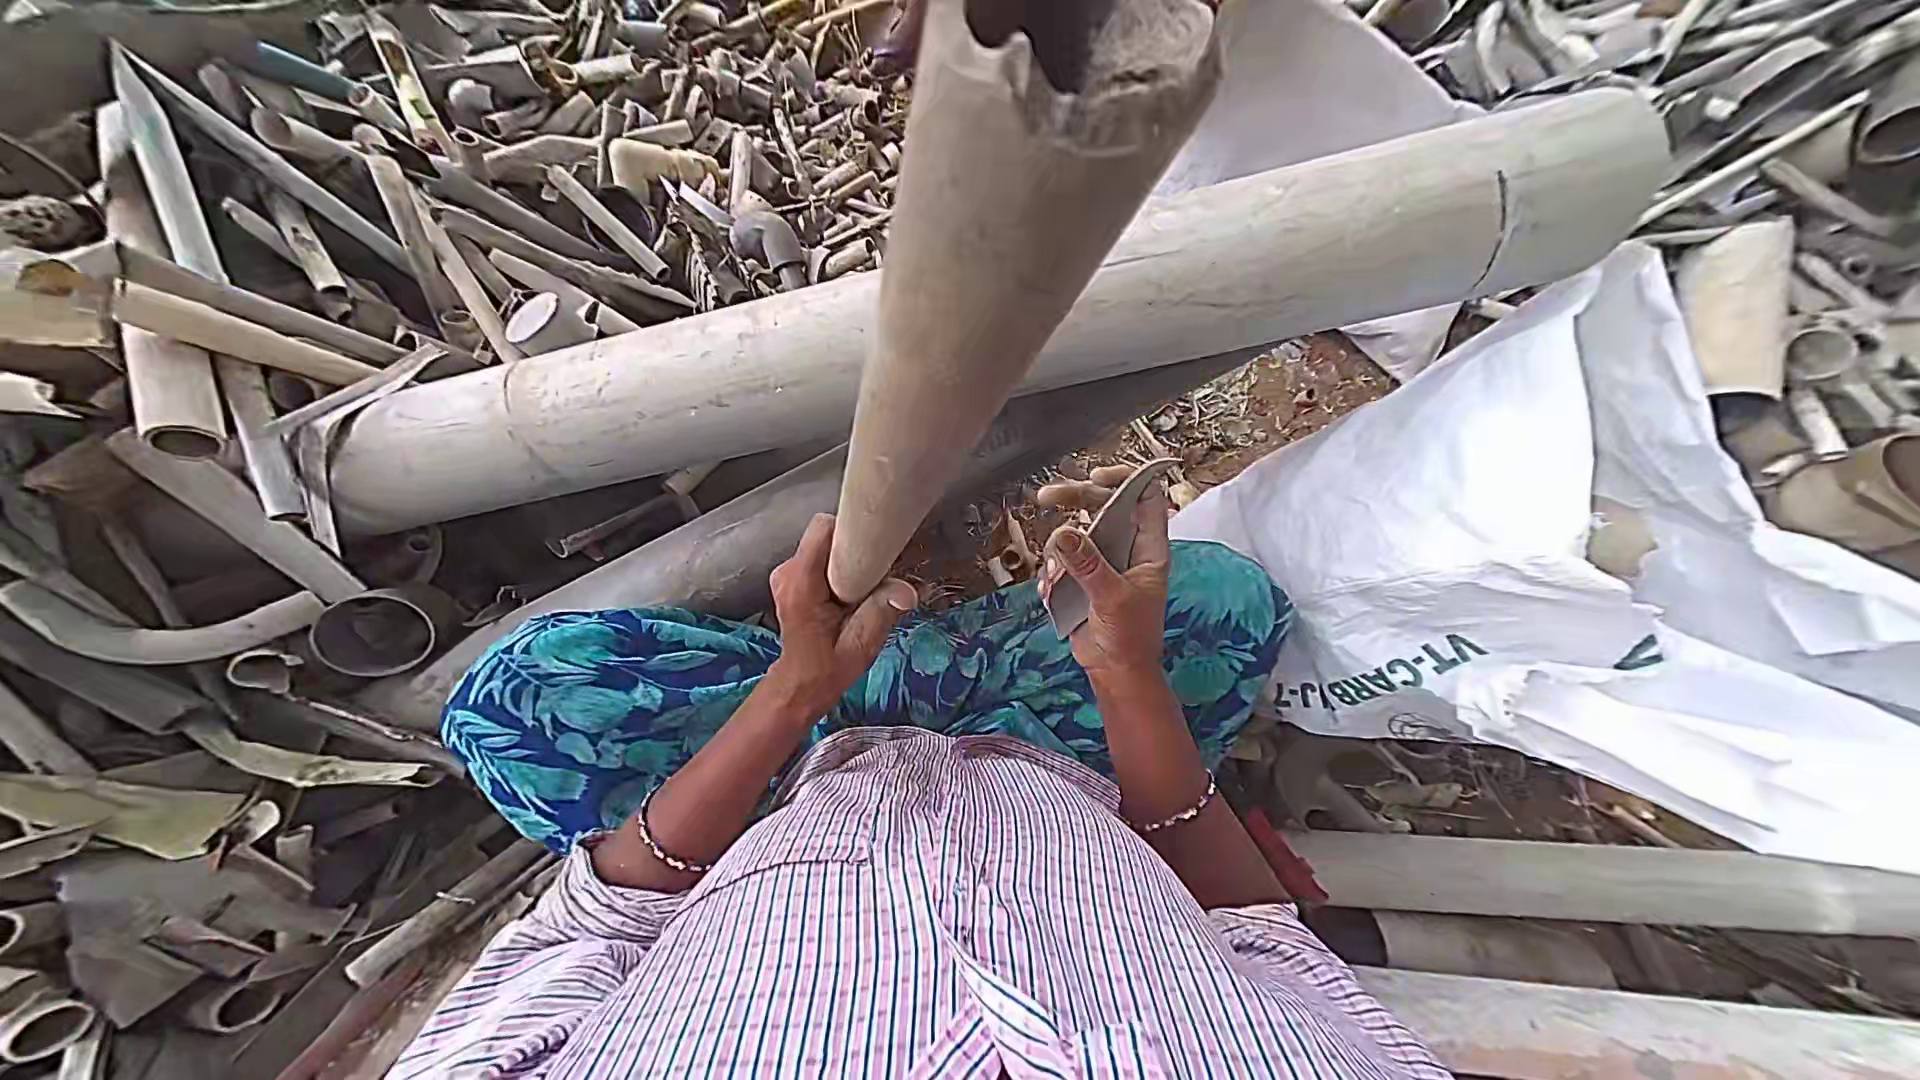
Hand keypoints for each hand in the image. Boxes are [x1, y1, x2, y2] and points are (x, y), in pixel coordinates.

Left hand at [765, 513, 916, 716]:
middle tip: (877, 574)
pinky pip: (823, 555)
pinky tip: (852, 590)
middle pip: (828, 534)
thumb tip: (907, 590)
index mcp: (800, 584)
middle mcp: (788, 571)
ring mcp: (787, 572)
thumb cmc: (827, 668)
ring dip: (849, 559)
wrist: (802, 684)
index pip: (823, 529)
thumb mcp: (859, 646)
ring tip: (865, 586)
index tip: (877, 546)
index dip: (853, 531)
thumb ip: (880, 615)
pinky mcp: (793, 576)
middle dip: (855, 548)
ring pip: (827, 544)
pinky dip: (841, 566)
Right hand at [1037, 465, 1170, 679]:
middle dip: (1074, 500)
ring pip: (1074, 534)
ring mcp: (1101, 562)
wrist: (1115, 671)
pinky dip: (1051, 571)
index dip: (1126, 479)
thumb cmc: (1130, 637)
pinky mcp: (1080, 578)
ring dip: (1057, 549)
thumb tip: (1063, 533)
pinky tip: (1050, 591)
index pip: (1145, 498)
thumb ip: (1088, 565)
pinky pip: (1060, 560)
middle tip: (1046, 497)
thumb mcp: (1112, 597)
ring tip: (1055, 578)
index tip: (1096, 476)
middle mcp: (1124, 549)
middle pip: (1101, 506)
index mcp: (1147, 548)